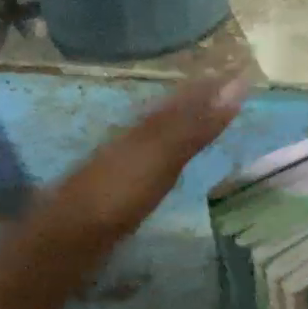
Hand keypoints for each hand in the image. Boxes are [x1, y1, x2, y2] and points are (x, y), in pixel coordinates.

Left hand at [39, 72, 247, 244]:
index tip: (240, 73)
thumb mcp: (163, 154)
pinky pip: (154, 157)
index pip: (186, 97)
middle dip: (198, 99)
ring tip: (205, 117)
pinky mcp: (120, 188)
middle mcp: (136, 136)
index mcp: (148, 124)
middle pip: (172, 111)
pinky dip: (171, 150)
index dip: (211, 86)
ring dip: (185, 122)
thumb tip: (238, 84)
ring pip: (161, 132)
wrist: (68, 236)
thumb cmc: (119, 192)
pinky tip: (170, 159)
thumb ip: (198, 124)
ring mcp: (125, 161)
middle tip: (228, 90)